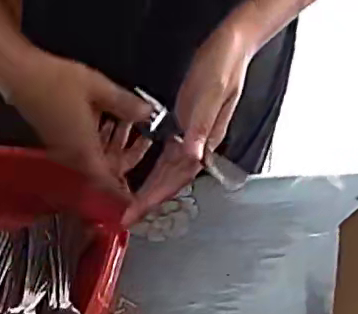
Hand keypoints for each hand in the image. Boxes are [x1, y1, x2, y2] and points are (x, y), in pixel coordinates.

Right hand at [0, 51, 154, 196]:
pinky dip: (98, 144)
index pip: (107, 183)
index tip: (132, 198)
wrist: (23, 78)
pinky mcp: (59, 146)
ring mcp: (65, 154)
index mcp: (84, 150)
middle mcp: (73, 159)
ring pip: (94, 164)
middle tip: (141, 143)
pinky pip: (83, 154)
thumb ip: (124, 102)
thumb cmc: (54, 81)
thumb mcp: (97, 86)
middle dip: (122, 161)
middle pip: (102, 175)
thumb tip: (146, 111)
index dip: (120, 194)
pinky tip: (105, 123)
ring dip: (111, 150)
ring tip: (126, 125)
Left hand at [126, 20, 254, 224]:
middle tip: (126, 220)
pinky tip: (142, 186)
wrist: (230, 49)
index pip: (174, 179)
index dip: (153, 198)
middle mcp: (195, 149)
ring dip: (148, 194)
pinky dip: (153, 177)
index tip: (136, 213)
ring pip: (165, 176)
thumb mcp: (211, 95)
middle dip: (146, 204)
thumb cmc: (222, 68)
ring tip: (130, 210)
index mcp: (201, 144)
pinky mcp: (183, 134)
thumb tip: (192, 156)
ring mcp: (189, 143)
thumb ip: (201, 127)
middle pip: (167, 184)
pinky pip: (165, 163)